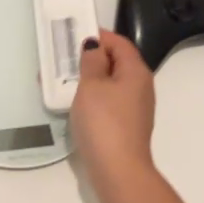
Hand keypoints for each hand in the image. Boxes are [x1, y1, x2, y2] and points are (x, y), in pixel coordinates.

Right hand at [70, 29, 156, 174]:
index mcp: (136, 72)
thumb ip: (91, 62)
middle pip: (116, 62)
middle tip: (63, 58)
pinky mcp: (126, 123)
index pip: (120, 43)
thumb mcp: (91, 86)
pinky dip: (92, 95)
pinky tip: (74, 103)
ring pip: (111, 82)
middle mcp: (140, 86)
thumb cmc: (103, 122)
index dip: (99, 35)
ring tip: (63, 80)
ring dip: (89, 78)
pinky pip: (109, 100)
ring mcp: (135, 107)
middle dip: (91, 57)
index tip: (74, 34)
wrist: (117, 168)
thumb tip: (94, 45)